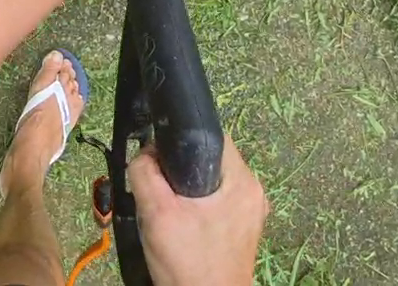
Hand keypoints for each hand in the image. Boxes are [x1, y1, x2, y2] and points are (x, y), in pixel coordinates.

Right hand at [129, 137, 268, 285]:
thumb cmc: (187, 262)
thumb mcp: (155, 211)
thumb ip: (144, 171)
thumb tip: (146, 153)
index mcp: (242, 182)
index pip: (210, 135)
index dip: (180, 137)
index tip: (159, 155)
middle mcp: (253, 192)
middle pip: (208, 156)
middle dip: (180, 164)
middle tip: (159, 182)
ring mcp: (249, 212)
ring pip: (208, 178)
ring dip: (185, 184)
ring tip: (167, 202)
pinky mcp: (241, 228)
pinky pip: (214, 198)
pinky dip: (195, 202)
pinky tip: (179, 217)